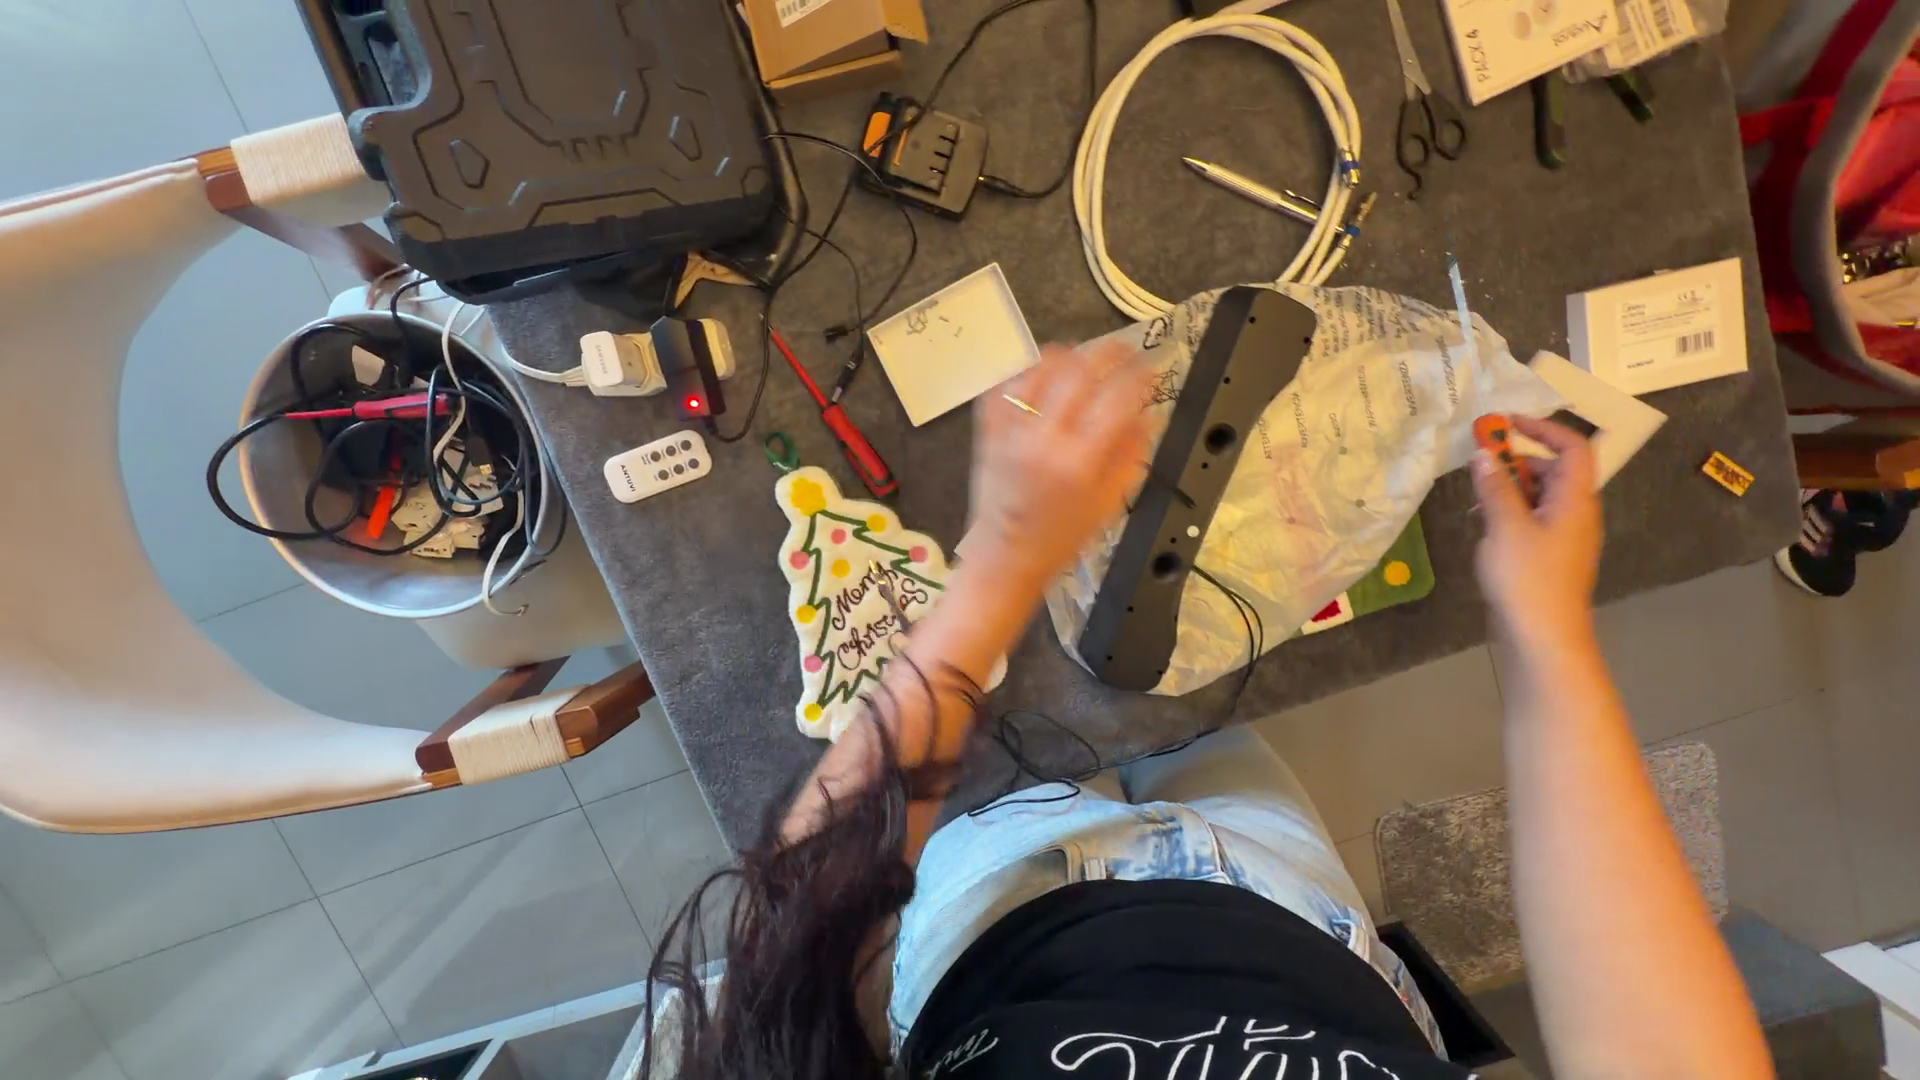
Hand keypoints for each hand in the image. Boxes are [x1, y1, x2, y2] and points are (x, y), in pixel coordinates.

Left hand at [965, 341, 1152, 590]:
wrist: (1005, 556)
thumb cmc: (1061, 537)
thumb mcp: (1109, 504)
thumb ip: (1131, 455)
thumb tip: (1148, 413)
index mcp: (1080, 461)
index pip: (1118, 396)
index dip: (1141, 373)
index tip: (1151, 366)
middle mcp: (1044, 438)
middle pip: (1080, 369)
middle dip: (1109, 352)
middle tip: (1123, 352)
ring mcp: (1011, 431)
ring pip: (1041, 368)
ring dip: (1068, 356)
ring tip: (1083, 361)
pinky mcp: (988, 430)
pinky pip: (1006, 384)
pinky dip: (1027, 372)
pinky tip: (1042, 376)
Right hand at [1472, 415, 1602, 655]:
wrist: (1542, 633)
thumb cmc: (1527, 577)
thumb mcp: (1505, 527)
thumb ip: (1495, 488)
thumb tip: (1485, 454)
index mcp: (1575, 500)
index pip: (1572, 447)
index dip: (1542, 428)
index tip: (1502, 422)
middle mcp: (1576, 512)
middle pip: (1554, 469)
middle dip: (1516, 459)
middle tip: (1478, 462)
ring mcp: (1563, 534)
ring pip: (1539, 494)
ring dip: (1508, 486)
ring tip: (1475, 498)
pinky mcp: (1547, 553)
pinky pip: (1531, 517)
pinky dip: (1508, 510)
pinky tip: (1483, 524)